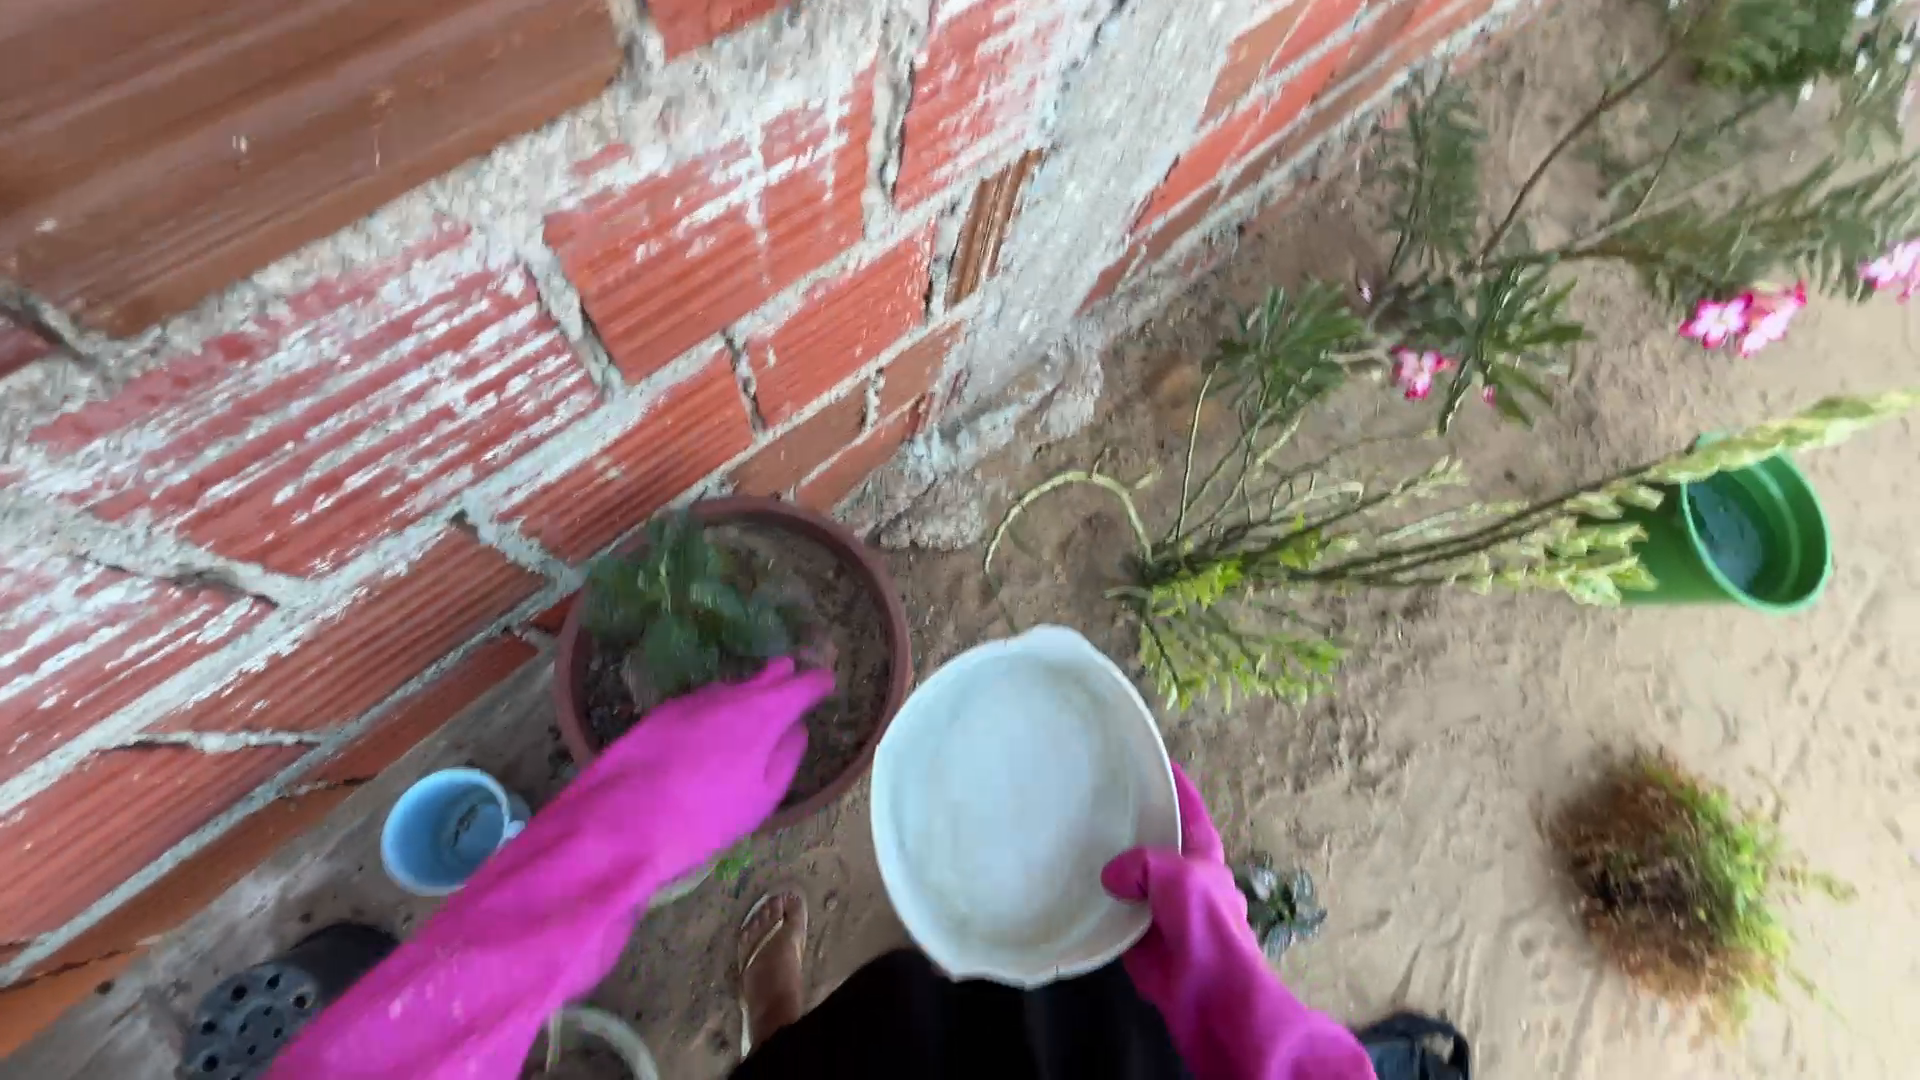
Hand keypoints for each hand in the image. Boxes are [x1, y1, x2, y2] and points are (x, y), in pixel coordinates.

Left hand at [577, 656, 832, 884]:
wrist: (618, 826)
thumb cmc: (705, 817)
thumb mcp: (763, 797)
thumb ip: (787, 757)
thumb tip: (796, 730)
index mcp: (763, 713)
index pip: (803, 685)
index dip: (818, 684)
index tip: (827, 684)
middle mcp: (730, 695)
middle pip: (766, 675)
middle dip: (783, 677)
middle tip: (792, 681)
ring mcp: (691, 701)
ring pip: (731, 689)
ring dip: (745, 696)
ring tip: (750, 715)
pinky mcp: (660, 714)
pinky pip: (701, 704)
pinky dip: (715, 711)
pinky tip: (708, 736)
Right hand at [1103, 765, 1371, 1079]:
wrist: (1207, 991)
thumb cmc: (1202, 921)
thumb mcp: (1176, 873)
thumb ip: (1140, 862)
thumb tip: (1111, 876)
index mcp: (1203, 855)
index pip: (1190, 808)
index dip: (1176, 783)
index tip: (1155, 759)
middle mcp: (1183, 876)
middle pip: (1156, 840)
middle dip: (1134, 822)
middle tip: (1098, 798)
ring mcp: (1161, 906)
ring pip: (1132, 874)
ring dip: (1111, 862)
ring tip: (1076, 835)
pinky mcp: (1139, 934)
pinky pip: (1114, 909)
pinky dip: (1099, 899)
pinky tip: (1072, 882)